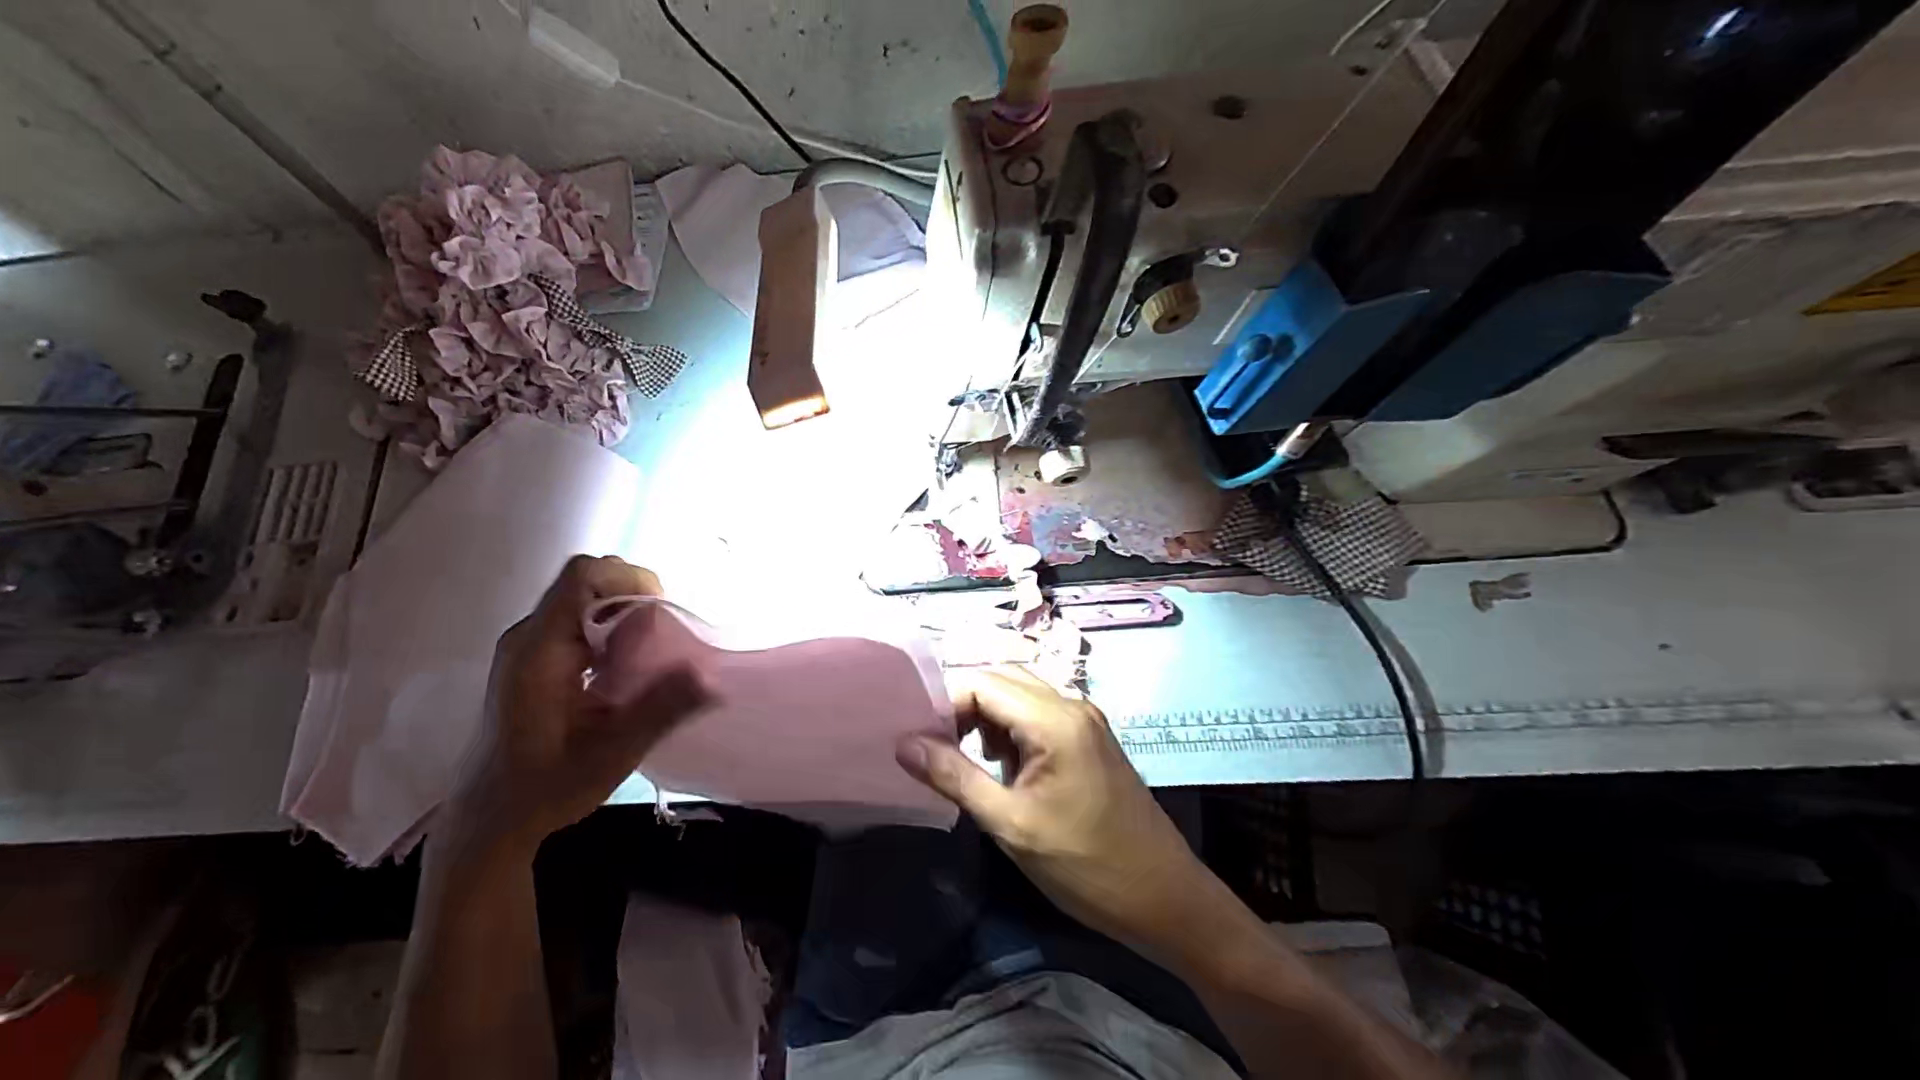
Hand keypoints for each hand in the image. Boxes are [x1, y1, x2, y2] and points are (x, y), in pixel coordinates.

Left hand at [444, 556, 711, 857]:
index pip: (583, 576)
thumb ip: (661, 710)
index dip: (630, 580)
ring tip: (648, 654)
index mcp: (540, 651)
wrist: (489, 819)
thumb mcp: (613, 753)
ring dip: (624, 614)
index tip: (662, 615)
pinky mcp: (533, 658)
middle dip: (634, 596)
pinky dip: (610, 629)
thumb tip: (712, 676)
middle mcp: (528, 637)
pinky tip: (623, 669)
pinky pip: (578, 620)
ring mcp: (528, 646)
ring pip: (585, 598)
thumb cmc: (547, 787)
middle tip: (663, 637)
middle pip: (587, 580)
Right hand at [896, 668, 1222, 954]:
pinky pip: (1040, 716)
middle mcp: (1072, 705)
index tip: (919, 742)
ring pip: (1020, 696)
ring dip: (987, 719)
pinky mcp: (1090, 739)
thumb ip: (954, 776)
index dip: (944, 706)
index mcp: (1054, 719)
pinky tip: (1003, 769)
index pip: (982, 683)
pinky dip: (1012, 731)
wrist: (1163, 898)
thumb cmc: (1084, 865)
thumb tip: (904, 744)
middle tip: (937, 750)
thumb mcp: (1010, 824)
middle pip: (1001, 680)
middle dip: (963, 708)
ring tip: (968, 763)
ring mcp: (1085, 720)